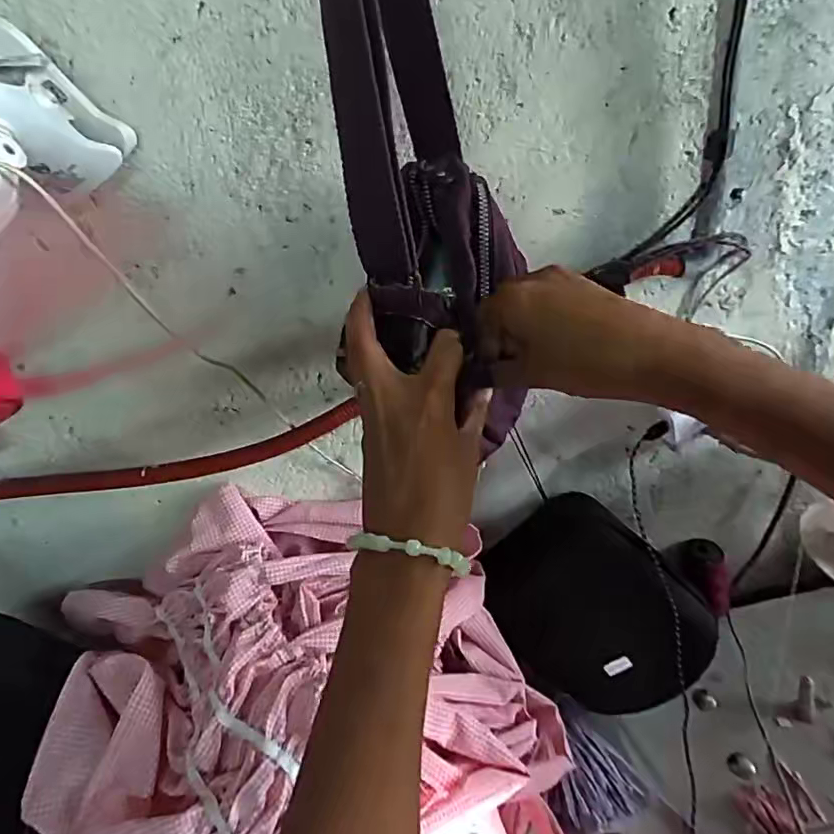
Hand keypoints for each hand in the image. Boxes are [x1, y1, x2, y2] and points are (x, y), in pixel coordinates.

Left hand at [343, 290, 489, 552]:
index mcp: (424, 399)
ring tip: (384, 321)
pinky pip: (368, 386)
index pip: (440, 348)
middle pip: (365, 344)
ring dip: (364, 338)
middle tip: (373, 292)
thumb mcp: (468, 451)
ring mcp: (371, 413)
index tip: (459, 330)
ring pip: (360, 365)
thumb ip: (471, 412)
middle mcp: (390, 397)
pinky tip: (395, 365)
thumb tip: (473, 385)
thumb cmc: (444, 497)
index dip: (452, 336)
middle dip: (362, 313)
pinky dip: (374, 367)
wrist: (405, 541)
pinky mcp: (366, 430)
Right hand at [477, 265, 693, 398]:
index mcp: (509, 298)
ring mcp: (559, 277)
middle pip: (501, 306)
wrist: (650, 351)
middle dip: (503, 335)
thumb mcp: (533, 375)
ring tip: (543, 357)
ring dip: (525, 327)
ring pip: (527, 302)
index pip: (479, 321)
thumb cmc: (584, 364)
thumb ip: (499, 372)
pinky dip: (546, 319)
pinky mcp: (582, 282)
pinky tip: (563, 344)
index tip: (494, 371)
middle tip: (517, 366)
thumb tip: (485, 372)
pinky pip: (549, 299)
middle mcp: (529, 278)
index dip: (483, 348)